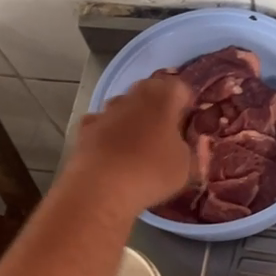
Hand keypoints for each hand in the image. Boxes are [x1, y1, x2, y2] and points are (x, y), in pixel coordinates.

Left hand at [65, 75, 193, 212]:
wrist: (101, 188)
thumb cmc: (152, 172)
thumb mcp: (186, 167)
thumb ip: (189, 150)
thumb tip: (185, 146)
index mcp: (163, 98)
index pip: (180, 87)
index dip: (186, 103)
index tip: (188, 121)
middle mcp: (133, 96)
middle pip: (150, 90)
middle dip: (158, 106)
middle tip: (166, 131)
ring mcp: (106, 110)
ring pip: (124, 105)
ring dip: (132, 118)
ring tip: (138, 144)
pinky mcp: (86, 128)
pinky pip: (102, 124)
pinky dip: (108, 133)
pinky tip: (111, 152)